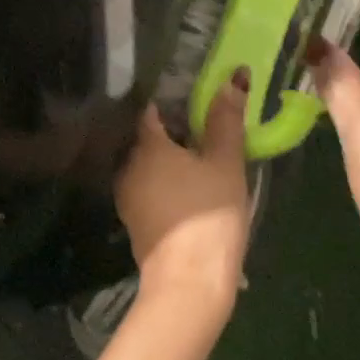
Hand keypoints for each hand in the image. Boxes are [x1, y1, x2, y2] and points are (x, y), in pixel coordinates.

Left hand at [115, 84, 249, 312]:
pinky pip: (151, 192)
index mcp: (146, 147)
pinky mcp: (134, 223)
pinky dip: (168, 187)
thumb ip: (226, 121)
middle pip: (149, 140)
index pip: (152, 112)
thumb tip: (233, 78)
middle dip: (175, 135)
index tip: (198, 103)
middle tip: (209, 135)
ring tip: (205, 165)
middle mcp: (128, 168)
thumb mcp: (225, 164)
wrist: (188, 281)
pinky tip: (192, 194)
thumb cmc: (210, 215)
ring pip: (149, 168)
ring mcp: (127, 198)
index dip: (174, 104)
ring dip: (172, 163)